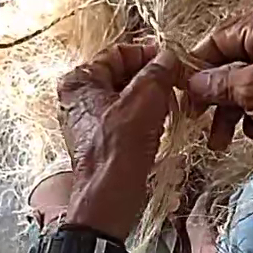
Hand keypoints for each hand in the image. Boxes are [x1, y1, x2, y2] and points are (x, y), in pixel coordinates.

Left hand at [56, 43, 186, 240]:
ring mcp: (88, 123)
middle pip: (124, 76)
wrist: (108, 199)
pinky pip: (126, 122)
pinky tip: (158, 129)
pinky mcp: (100, 143)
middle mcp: (78, 101)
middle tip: (174, 85)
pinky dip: (144, 121)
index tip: (171, 60)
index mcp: (79, 82)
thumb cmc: (117, 153)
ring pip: (127, 100)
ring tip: (168, 109)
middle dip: (152, 80)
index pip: (119, 53)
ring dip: (151, 102)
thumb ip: (158, 71)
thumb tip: (168, 58)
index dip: (148, 54)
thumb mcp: (145, 100)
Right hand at [187, 0, 252, 176]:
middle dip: (214, 97)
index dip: (197, 67)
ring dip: (230, 115)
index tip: (179, 93)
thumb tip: (189, 83)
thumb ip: (217, 83)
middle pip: (229, 64)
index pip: (220, 38)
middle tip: (196, 121)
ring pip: (241, 86)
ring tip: (221, 142)